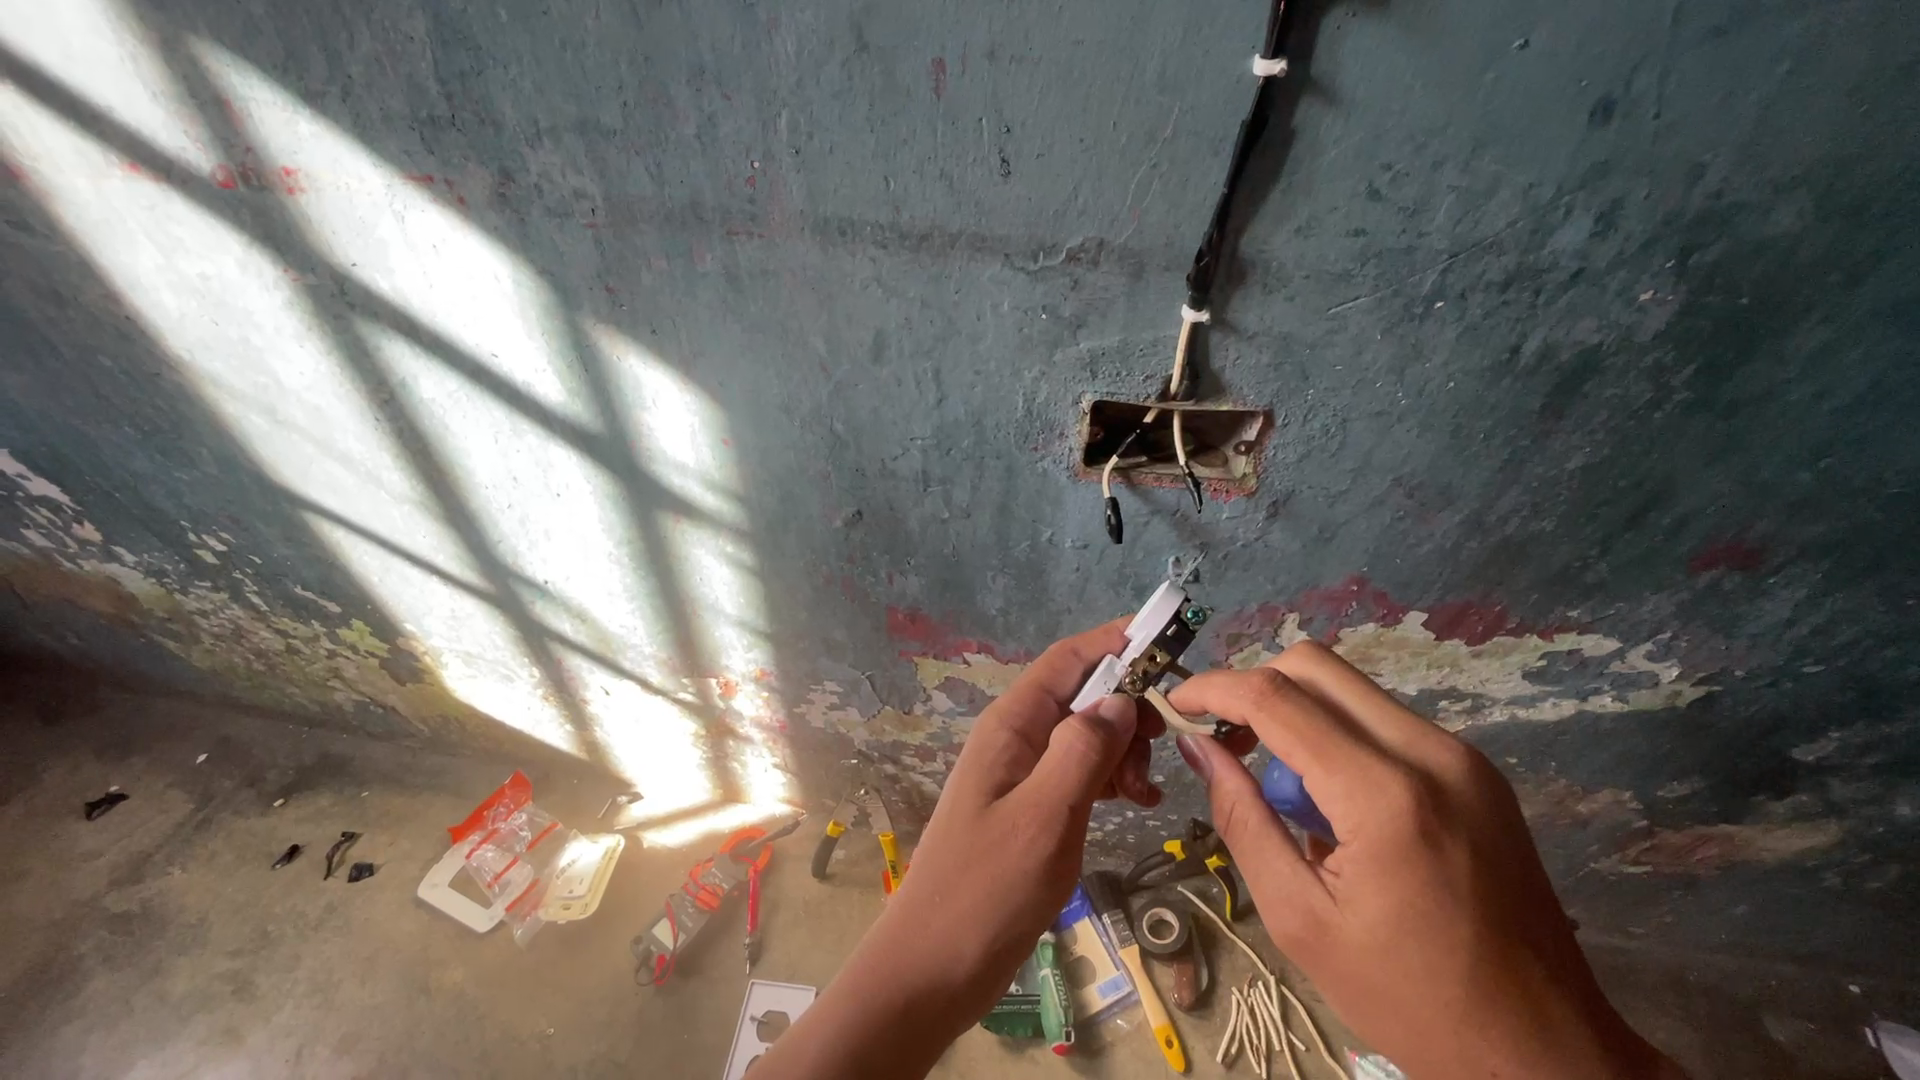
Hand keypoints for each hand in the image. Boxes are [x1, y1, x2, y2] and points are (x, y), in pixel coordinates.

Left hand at [756, 619, 1178, 1079]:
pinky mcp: (1032, 809)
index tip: (1169, 642)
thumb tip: (1120, 697)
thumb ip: (1083, 750)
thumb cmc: (986, 889)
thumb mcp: (1044, 815)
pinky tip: (1135, 802)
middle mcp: (1016, 739)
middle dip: (1128, 707)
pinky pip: (1080, 774)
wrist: (934, 965)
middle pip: (1082, 694)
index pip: (1066, 659)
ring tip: (1146, 791)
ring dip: (1124, 748)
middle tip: (1163, 748)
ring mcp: (1023, 775)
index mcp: (1011, 726)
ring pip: (1086, 735)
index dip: (1115, 642)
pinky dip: (1111, 779)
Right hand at [1170, 642, 1682, 1079]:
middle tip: (1222, 737)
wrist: (1541, 1047)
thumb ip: (1242, 817)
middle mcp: (1430, 753)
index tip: (1174, 706)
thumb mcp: (1298, 917)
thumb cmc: (1406, 997)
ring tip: (1273, 776)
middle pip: (1315, 666)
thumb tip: (1197, 747)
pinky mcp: (1476, 771)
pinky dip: (1336, 733)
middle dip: (1252, 686)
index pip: (1276, 698)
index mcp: (1383, 794)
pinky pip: (1383, 719)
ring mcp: (1462, 757)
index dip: (1213, 689)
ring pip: (1350, 687)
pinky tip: (1328, 796)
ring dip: (1295, 710)